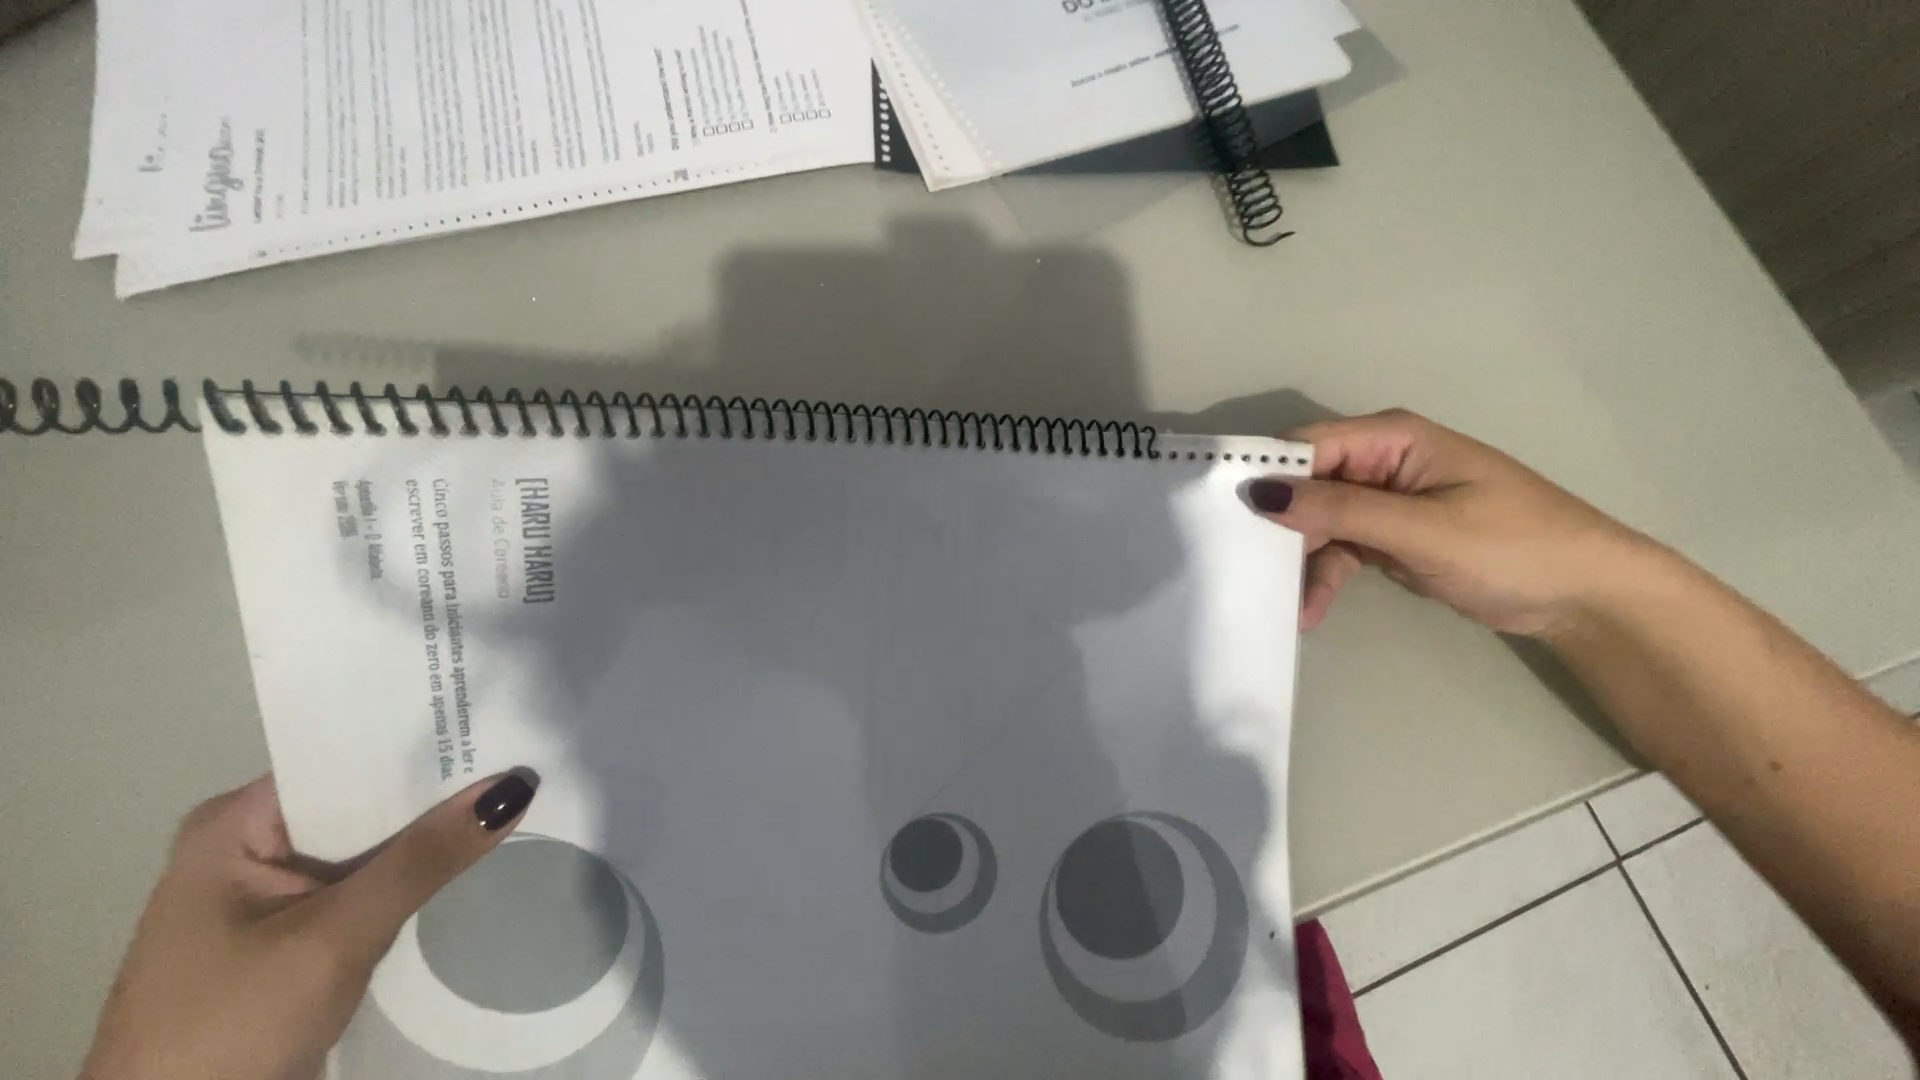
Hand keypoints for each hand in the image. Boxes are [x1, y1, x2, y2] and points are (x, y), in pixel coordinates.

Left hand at [79, 771, 536, 1079]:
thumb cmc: (230, 1026)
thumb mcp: (335, 936)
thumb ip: (423, 859)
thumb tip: (514, 787)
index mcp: (235, 824)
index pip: (347, 758)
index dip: (421, 741)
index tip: (493, 720)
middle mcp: (252, 843)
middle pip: (364, 797)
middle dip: (436, 785)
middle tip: (522, 750)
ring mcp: (274, 889)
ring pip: (373, 839)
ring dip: (431, 828)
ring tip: (516, 788)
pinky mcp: (298, 929)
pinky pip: (370, 877)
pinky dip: (416, 866)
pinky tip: (473, 846)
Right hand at [1249, 409, 1661, 637]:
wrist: (1584, 597)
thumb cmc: (1513, 547)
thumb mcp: (1421, 529)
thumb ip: (1341, 511)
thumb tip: (1262, 494)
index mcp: (1392, 440)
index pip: (1307, 445)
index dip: (1264, 473)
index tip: (1223, 513)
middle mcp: (1380, 462)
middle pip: (1305, 486)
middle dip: (1278, 527)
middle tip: (1244, 568)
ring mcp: (1384, 502)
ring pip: (1317, 523)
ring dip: (1299, 562)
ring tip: (1285, 606)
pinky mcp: (1388, 537)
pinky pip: (1339, 550)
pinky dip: (1323, 578)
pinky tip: (1309, 612)